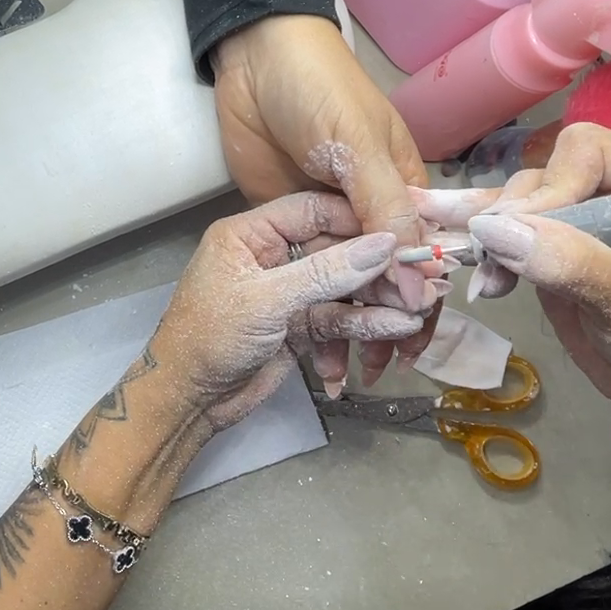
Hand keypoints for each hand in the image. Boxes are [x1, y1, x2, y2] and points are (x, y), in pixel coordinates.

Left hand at [150, 192, 426, 431]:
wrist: (187, 399)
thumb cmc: (212, 337)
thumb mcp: (267, 300)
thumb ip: (327, 272)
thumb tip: (386, 245)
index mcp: (251, 233)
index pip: (315, 210)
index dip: (360, 220)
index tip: (404, 233)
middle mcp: (272, 255)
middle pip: (336, 249)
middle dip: (377, 267)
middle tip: (423, 280)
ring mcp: (287, 292)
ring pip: (342, 286)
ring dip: (377, 299)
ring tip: (418, 310)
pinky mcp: (298, 325)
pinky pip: (337, 317)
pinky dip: (363, 324)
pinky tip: (395, 329)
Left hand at [211, 15, 435, 383]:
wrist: (249, 66)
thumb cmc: (313, 95)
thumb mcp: (355, 151)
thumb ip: (388, 211)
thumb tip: (423, 281)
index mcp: (396, 187)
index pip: (418, 252)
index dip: (420, 294)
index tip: (416, 338)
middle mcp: (364, 211)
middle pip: (382, 278)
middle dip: (388, 322)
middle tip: (388, 367)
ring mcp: (323, 226)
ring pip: (345, 288)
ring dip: (354, 329)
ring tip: (354, 374)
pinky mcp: (287, 236)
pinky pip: (308, 285)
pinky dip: (317, 319)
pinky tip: (319, 356)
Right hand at [411, 124, 610, 423]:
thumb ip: (571, 262)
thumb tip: (492, 228)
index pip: (588, 154)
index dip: (553, 185)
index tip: (531, 233)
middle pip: (541, 177)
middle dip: (511, 217)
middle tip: (493, 260)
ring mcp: (577, 225)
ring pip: (514, 205)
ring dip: (486, 235)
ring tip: (477, 270)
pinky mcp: (548, 252)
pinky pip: (503, 235)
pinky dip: (478, 246)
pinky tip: (452, 250)